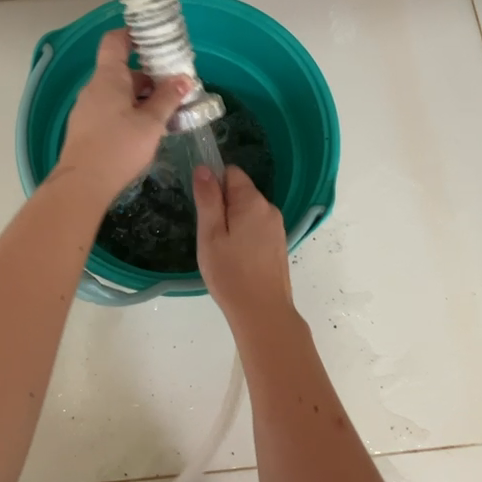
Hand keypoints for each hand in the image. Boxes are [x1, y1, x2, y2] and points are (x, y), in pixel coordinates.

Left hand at [56, 29, 190, 197]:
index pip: (115, 41)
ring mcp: (87, 109)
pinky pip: (110, 111)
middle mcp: (94, 88)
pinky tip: (145, 132)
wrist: (82, 184)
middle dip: (149, 78)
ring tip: (166, 114)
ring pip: (117, 94)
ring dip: (140, 98)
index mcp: (108, 78)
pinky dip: (128, 113)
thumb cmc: (119, 147)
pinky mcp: (86, 129)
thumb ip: (168, 98)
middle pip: (122, 71)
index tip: (154, 40)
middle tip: (174, 89)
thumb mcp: (151, 123)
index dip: (132, 34)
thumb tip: (183, 79)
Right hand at [193, 165, 292, 320]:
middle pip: (241, 192)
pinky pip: (257, 228)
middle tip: (209, 235)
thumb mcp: (210, 235)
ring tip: (220, 250)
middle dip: (222, 206)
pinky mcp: (279, 245)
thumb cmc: (231, 274)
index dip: (213, 184)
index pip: (231, 173)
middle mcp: (269, 209)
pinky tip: (235, 259)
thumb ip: (208, 199)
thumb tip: (204, 168)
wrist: (263, 313)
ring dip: (232, 223)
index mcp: (253, 202)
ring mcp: (277, 228)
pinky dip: (244, 236)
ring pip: (248, 212)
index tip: (202, 208)